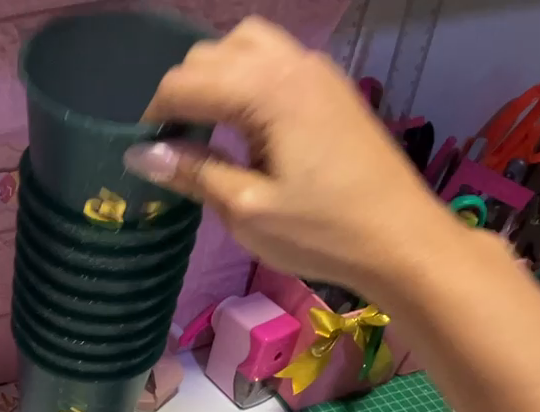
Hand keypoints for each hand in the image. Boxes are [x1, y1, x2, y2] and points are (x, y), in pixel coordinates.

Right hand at [122, 17, 462, 291]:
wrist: (399, 239)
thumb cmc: (320, 232)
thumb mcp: (246, 209)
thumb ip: (193, 172)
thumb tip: (140, 154)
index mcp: (268, 91)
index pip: (187, 80)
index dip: (155, 114)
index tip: (145, 154)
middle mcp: (291, 63)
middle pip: (213, 52)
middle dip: (182, 91)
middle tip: (173, 146)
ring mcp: (316, 70)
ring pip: (245, 44)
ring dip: (214, 76)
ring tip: (206, 127)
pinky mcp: (330, 87)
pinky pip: (274, 59)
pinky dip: (245, 78)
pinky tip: (243, 124)